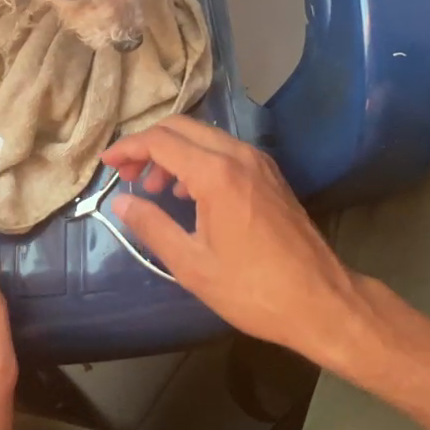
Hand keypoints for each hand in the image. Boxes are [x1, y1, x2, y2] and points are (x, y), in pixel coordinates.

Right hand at [101, 116, 367, 362]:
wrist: (322, 302)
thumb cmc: (253, 289)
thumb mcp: (192, 265)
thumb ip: (152, 226)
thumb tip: (120, 204)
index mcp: (216, 174)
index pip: (160, 141)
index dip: (128, 148)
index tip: (107, 164)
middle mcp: (237, 155)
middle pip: (180, 127)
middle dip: (148, 145)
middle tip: (127, 175)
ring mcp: (257, 161)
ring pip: (203, 136)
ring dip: (172, 151)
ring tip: (154, 188)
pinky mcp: (269, 173)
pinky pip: (223, 149)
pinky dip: (197, 158)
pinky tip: (188, 192)